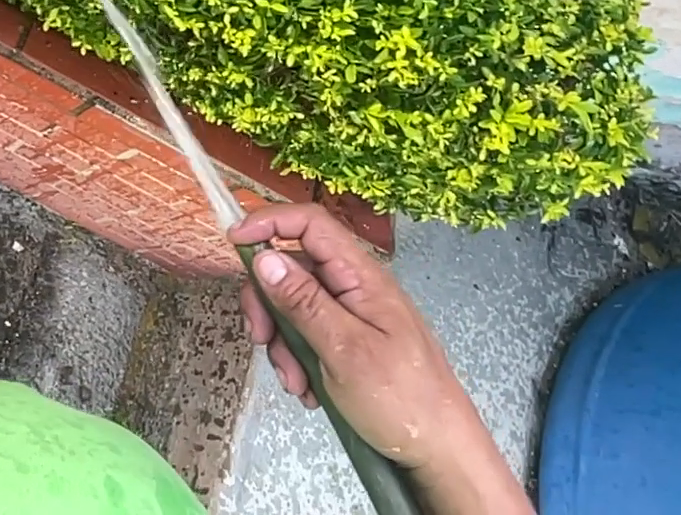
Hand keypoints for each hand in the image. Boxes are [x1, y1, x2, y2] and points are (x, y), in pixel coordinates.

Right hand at [230, 204, 530, 514]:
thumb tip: (264, 257)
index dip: (269, 221)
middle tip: (260, 338)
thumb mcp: (345, 351)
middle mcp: (354, 287)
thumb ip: (303, 302)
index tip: (234, 240)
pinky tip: (308, 388)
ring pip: (294, 305)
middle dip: (268, 301)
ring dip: (282, 341)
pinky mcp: (348, 341)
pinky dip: (296, 358)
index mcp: (361, 277)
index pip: (310, 224)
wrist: (446, 459)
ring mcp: (352, 315)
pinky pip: (306, 334)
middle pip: (292, 267)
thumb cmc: (403, 402)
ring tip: (295, 382)